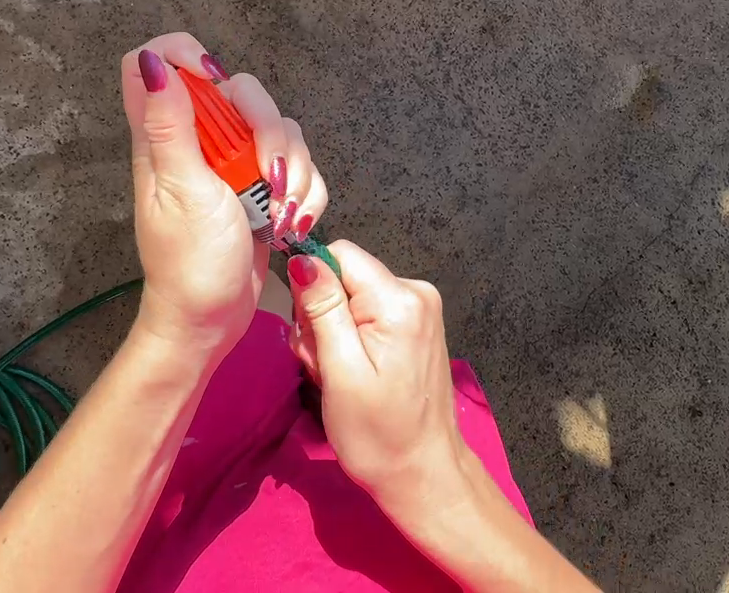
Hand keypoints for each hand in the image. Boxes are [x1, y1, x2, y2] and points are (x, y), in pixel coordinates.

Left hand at [121, 33, 328, 358]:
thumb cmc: (189, 263)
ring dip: (294, 171)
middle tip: (266, 176)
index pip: (159, 60)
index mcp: (165, 135)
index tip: (215, 84)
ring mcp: (236, 161)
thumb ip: (171, 126)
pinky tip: (291, 223)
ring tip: (279, 215)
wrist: (213, 321)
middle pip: (240, 89)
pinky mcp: (265, 184)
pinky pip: (299, 163)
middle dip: (267, 130)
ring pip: (280, 127)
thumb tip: (153, 61)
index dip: (185, 55)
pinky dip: (305, 192)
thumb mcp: (182, 191)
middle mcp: (201, 139)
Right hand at [287, 242, 475, 519]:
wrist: (425, 474)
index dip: (314, 286)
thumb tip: (303, 257)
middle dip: (322, 316)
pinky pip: (369, 311)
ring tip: (340, 375)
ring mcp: (420, 306)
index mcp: (399, 299)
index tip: (313, 332)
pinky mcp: (416, 322)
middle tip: (326, 365)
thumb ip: (323, 309)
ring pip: (352, 295)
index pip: (340, 254)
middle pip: (345, 276)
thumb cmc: (378, 434)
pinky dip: (352, 338)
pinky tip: (356, 372)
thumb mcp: (340, 372)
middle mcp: (415, 290)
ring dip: (334, 332)